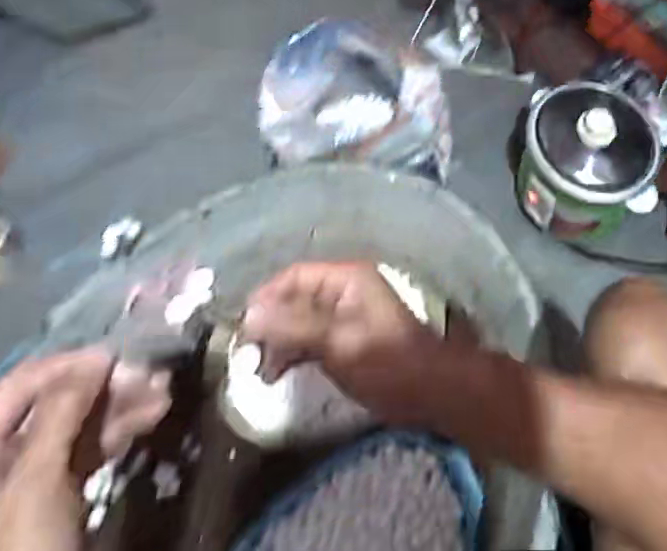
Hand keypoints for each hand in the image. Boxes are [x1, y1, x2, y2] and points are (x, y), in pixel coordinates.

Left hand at [0, 350, 170, 550]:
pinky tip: (151, 419)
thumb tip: (97, 355)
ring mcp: (23, 494)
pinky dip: (118, 434)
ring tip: (164, 395)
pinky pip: (87, 456)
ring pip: (75, 431)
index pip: (12, 394)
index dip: (64, 368)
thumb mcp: (34, 488)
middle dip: (103, 389)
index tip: (116, 356)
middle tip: (152, 377)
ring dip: (120, 408)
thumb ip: (61, 415)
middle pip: (48, 411)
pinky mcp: (55, 508)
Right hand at [239, 262, 436, 418]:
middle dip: (267, 322)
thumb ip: (294, 326)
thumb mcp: (337, 341)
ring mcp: (344, 317)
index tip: (239, 326)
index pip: (294, 275)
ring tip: (255, 369)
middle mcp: (344, 291)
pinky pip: (309, 339)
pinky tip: (274, 375)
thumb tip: (249, 316)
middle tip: (242, 353)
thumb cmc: (386, 361)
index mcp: (347, 279)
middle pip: (294, 297)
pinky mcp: (344, 342)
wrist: (427, 391)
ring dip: (276, 341)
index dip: (265, 296)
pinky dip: (290, 353)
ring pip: (299, 320)